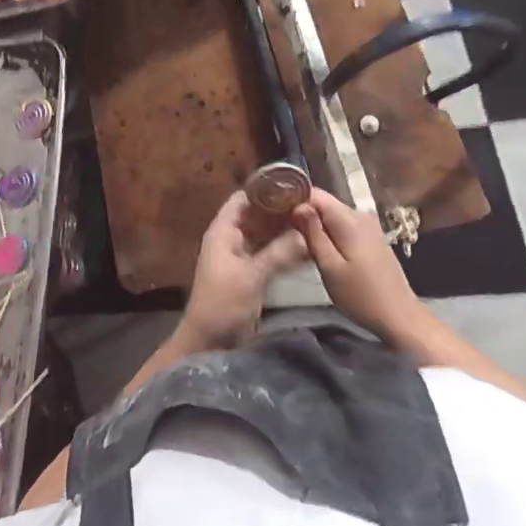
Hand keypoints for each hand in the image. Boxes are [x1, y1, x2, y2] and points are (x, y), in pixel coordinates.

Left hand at [180, 191, 308, 349]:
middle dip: (280, 210)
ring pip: (264, 234)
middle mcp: (231, 238)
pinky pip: (268, 252)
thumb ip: (278, 252)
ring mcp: (240, 255)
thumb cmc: (224, 302)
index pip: (242, 199)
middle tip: (312, 204)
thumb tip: (306, 232)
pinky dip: (284, 248)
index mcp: (222, 232)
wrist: (210, 338)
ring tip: (314, 221)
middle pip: (256, 215)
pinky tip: (307, 246)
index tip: (293, 186)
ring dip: (284, 229)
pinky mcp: (250, 272)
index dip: (264, 190)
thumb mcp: (252, 275)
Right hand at [291, 189, 424, 331]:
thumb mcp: (330, 267)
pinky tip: (318, 248)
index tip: (276, 212)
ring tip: (295, 240)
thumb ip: (313, 233)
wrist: (399, 317)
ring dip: (314, 224)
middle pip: (323, 203)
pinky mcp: (370, 238)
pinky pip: (342, 225)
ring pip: (331, 215)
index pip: (315, 194)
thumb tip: (298, 205)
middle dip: (302, 213)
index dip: (294, 199)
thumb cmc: (361, 295)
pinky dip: (327, 232)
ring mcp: (368, 226)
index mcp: (350, 220)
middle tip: (281, 230)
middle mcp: (360, 216)